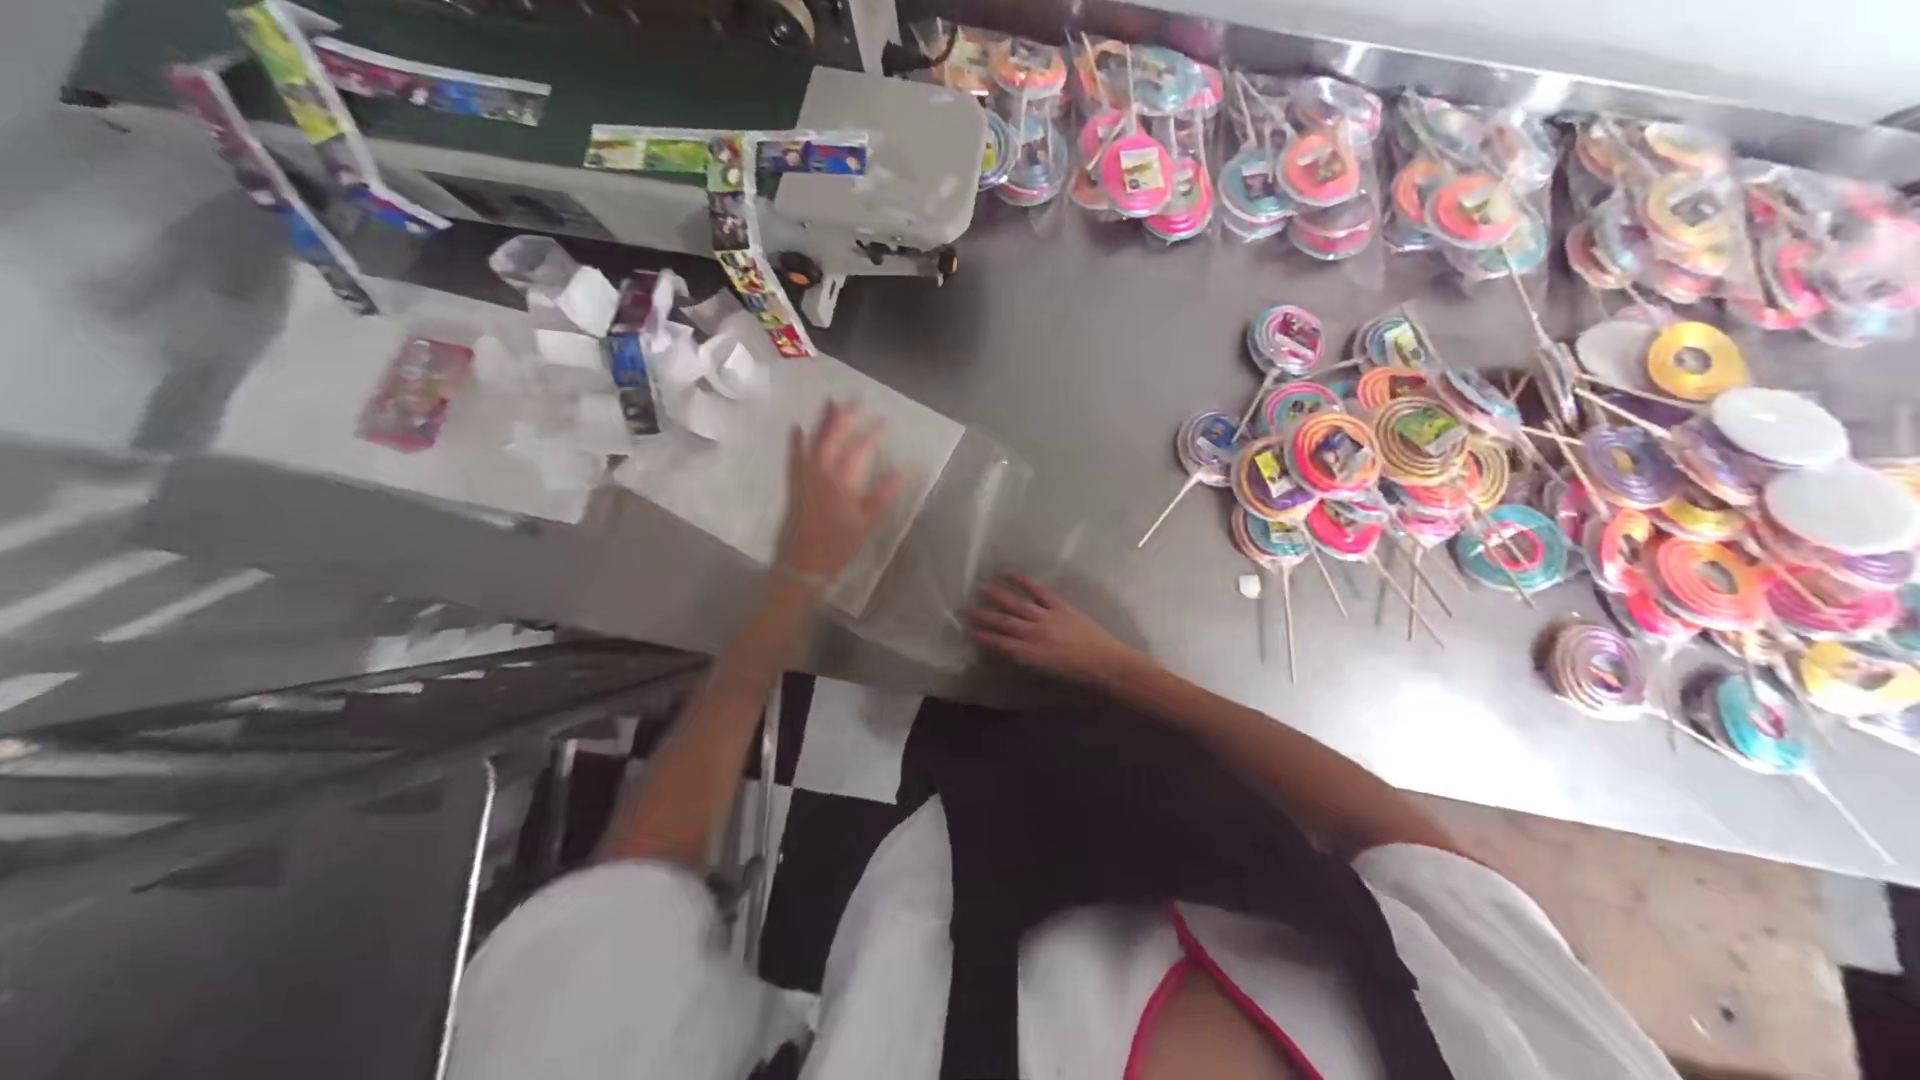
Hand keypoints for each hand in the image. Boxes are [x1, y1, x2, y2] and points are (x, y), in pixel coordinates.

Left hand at [776, 400, 905, 585]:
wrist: (803, 564)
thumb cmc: (839, 546)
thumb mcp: (866, 522)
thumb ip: (884, 494)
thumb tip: (907, 470)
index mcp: (843, 481)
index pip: (860, 448)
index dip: (873, 433)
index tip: (885, 423)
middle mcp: (822, 472)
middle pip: (834, 437)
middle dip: (845, 416)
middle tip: (856, 399)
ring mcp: (805, 477)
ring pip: (814, 441)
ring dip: (823, 421)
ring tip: (830, 402)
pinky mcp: (794, 485)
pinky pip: (794, 457)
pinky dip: (796, 441)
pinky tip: (797, 428)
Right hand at [964, 573, 1142, 685]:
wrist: (1106, 665)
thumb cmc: (1078, 678)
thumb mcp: (1046, 675)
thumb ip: (1027, 661)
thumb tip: (1012, 652)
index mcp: (1028, 655)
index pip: (998, 643)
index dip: (981, 636)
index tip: (967, 630)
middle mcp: (1032, 634)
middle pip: (1002, 622)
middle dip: (981, 615)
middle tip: (964, 608)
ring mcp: (1046, 618)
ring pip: (1016, 605)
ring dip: (997, 595)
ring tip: (981, 586)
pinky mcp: (1060, 607)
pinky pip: (1039, 592)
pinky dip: (1024, 581)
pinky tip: (1011, 573)